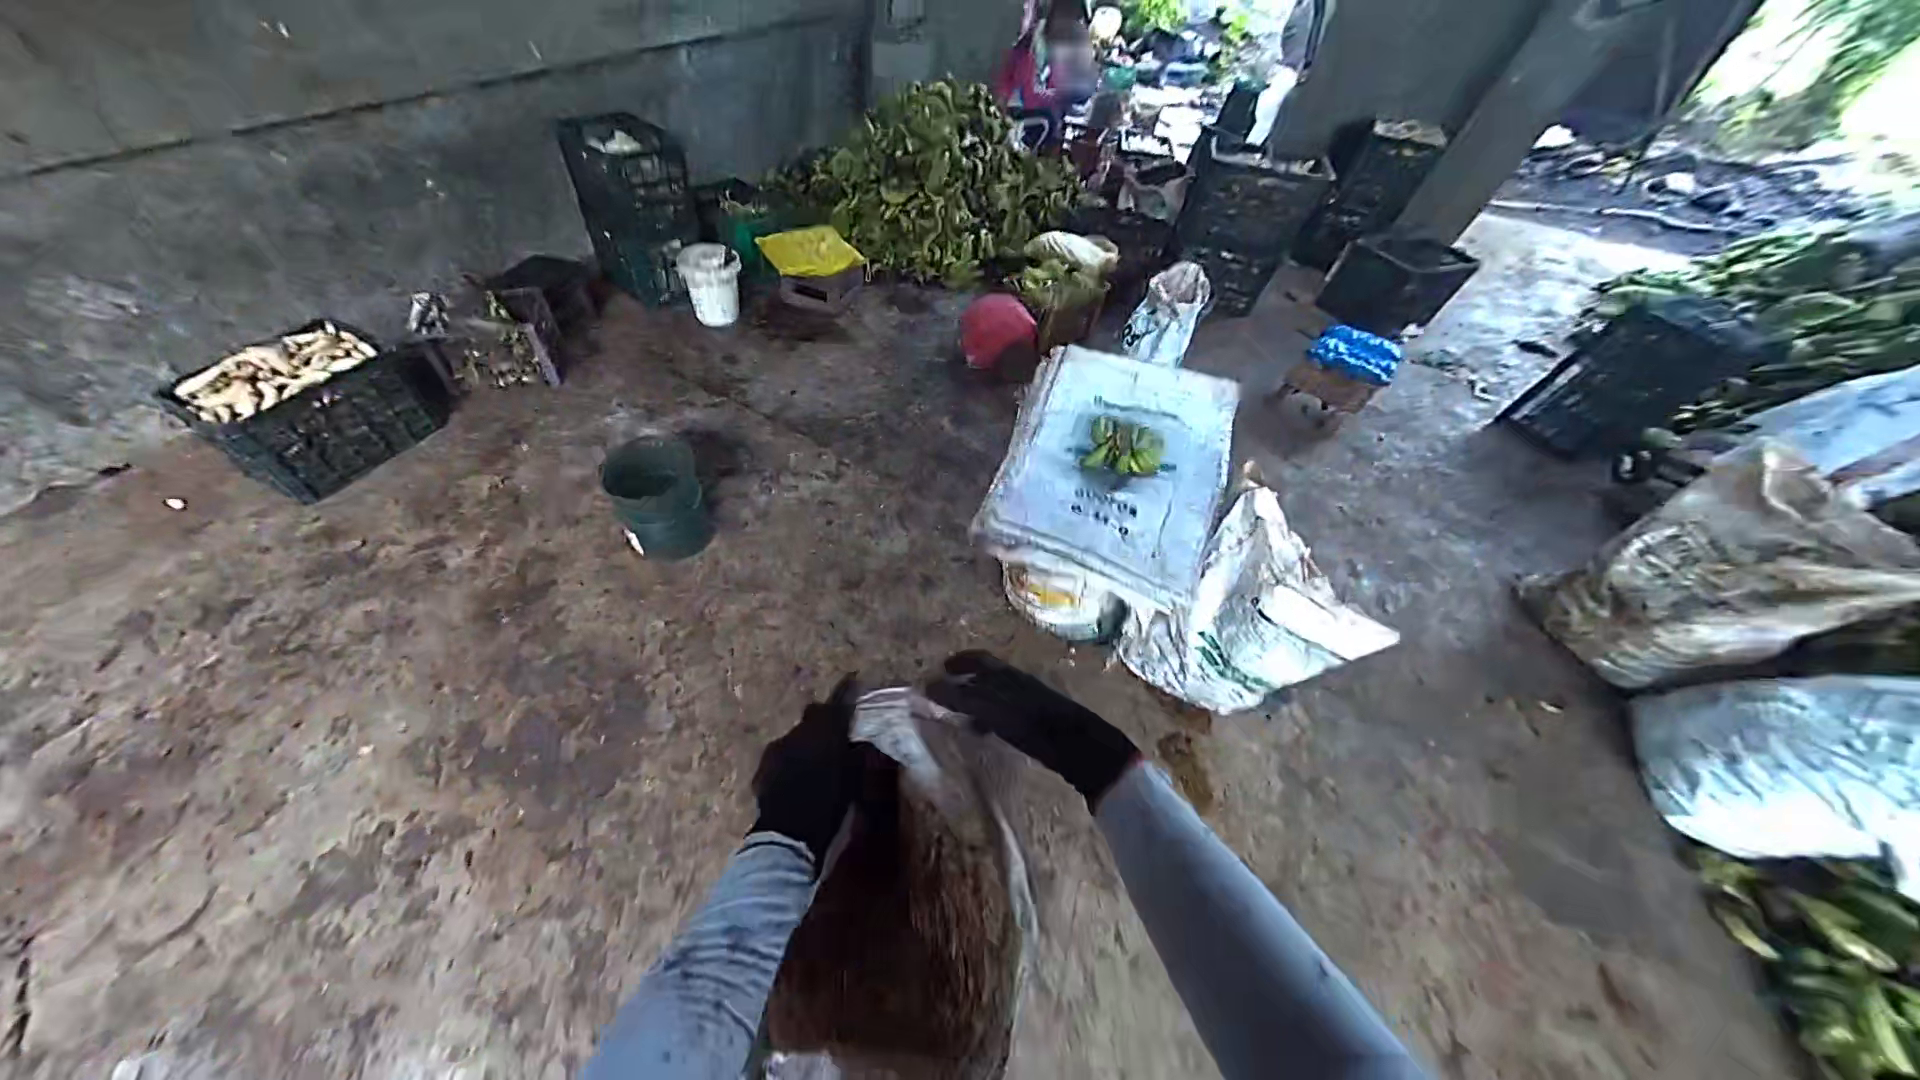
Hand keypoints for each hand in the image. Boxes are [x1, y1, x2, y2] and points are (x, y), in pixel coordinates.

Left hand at [751, 674, 860, 869]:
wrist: (788, 833)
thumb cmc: (829, 802)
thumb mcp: (854, 779)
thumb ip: (859, 754)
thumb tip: (862, 742)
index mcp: (824, 729)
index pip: (836, 700)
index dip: (845, 692)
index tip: (852, 681)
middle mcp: (798, 731)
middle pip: (813, 717)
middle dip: (823, 724)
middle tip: (835, 738)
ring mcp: (776, 750)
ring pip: (795, 739)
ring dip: (806, 746)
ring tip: (815, 766)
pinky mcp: (762, 769)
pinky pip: (781, 759)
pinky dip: (791, 764)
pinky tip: (796, 782)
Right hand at [926, 651, 1138, 807]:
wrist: (1077, 744)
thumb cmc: (1031, 723)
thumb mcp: (991, 708)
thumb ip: (960, 697)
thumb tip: (928, 685)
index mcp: (1006, 674)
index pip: (978, 658)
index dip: (959, 661)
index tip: (940, 669)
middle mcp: (1016, 682)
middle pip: (987, 675)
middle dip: (966, 681)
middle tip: (946, 692)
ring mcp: (1028, 700)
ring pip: (996, 693)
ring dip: (976, 700)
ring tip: (960, 716)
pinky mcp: (1036, 720)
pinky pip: (1005, 712)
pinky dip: (989, 717)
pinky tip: (986, 733)